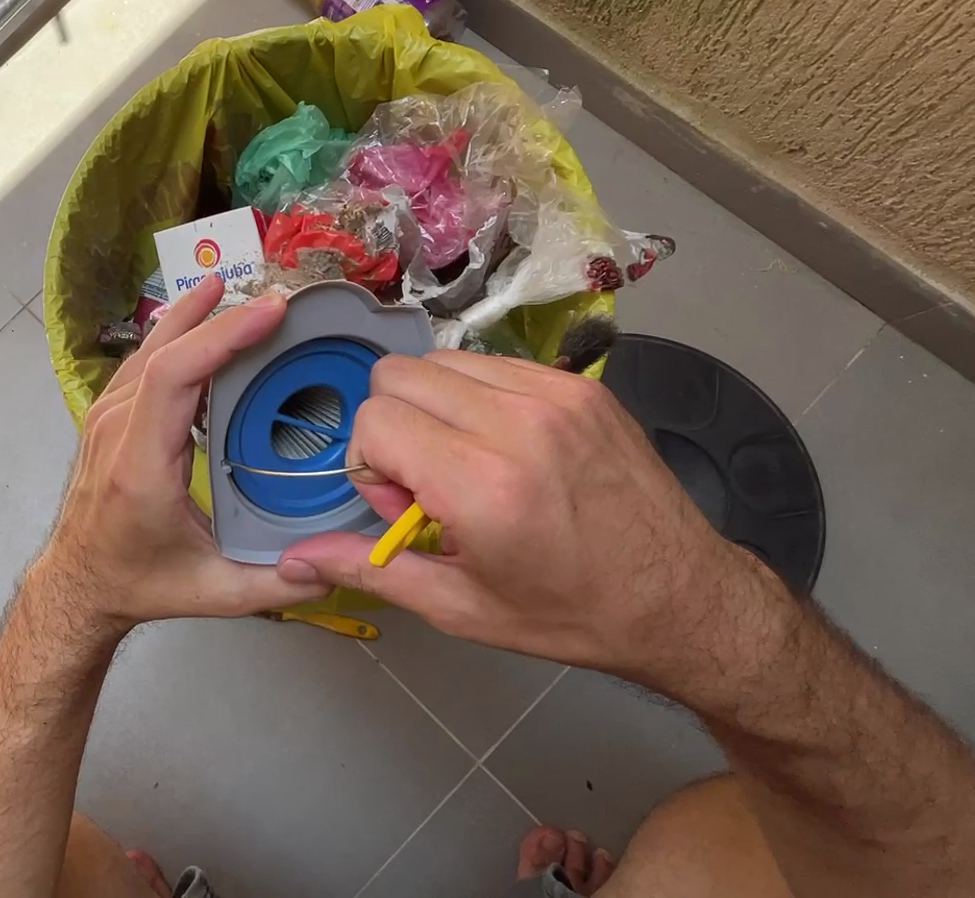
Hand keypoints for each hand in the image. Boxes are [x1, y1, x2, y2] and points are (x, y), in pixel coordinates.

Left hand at [33, 276, 331, 632]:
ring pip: (152, 348)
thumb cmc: (139, 583)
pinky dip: (178, 334)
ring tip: (243, 295)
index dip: (221, 336)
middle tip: (276, 302)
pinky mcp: (107, 413)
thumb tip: (337, 562)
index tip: (269, 312)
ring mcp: (104, 416)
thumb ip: (277, 584)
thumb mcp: (214, 594)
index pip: (173, 376)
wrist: (78, 582)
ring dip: (199, 318)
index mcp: (140, 465)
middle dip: (223, 319)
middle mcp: (115, 430)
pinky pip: (144, 360)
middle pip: (166, 352)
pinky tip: (202, 318)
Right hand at [276, 350, 788, 692]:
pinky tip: (503, 444)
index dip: (371, 464)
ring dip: (431, 405)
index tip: (407, 505)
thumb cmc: (565, 613)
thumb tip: (290, 561)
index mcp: (481, 485)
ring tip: (468, 459)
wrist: (685, 600)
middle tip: (431, 480)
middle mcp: (515, 424)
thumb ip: (366, 568)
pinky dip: (473, 395)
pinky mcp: (578, 383)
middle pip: (394, 376)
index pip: (374, 420)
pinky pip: (486, 362)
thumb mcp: (457, 606)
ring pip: (436, 360)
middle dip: (392, 426)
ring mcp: (553, 394)